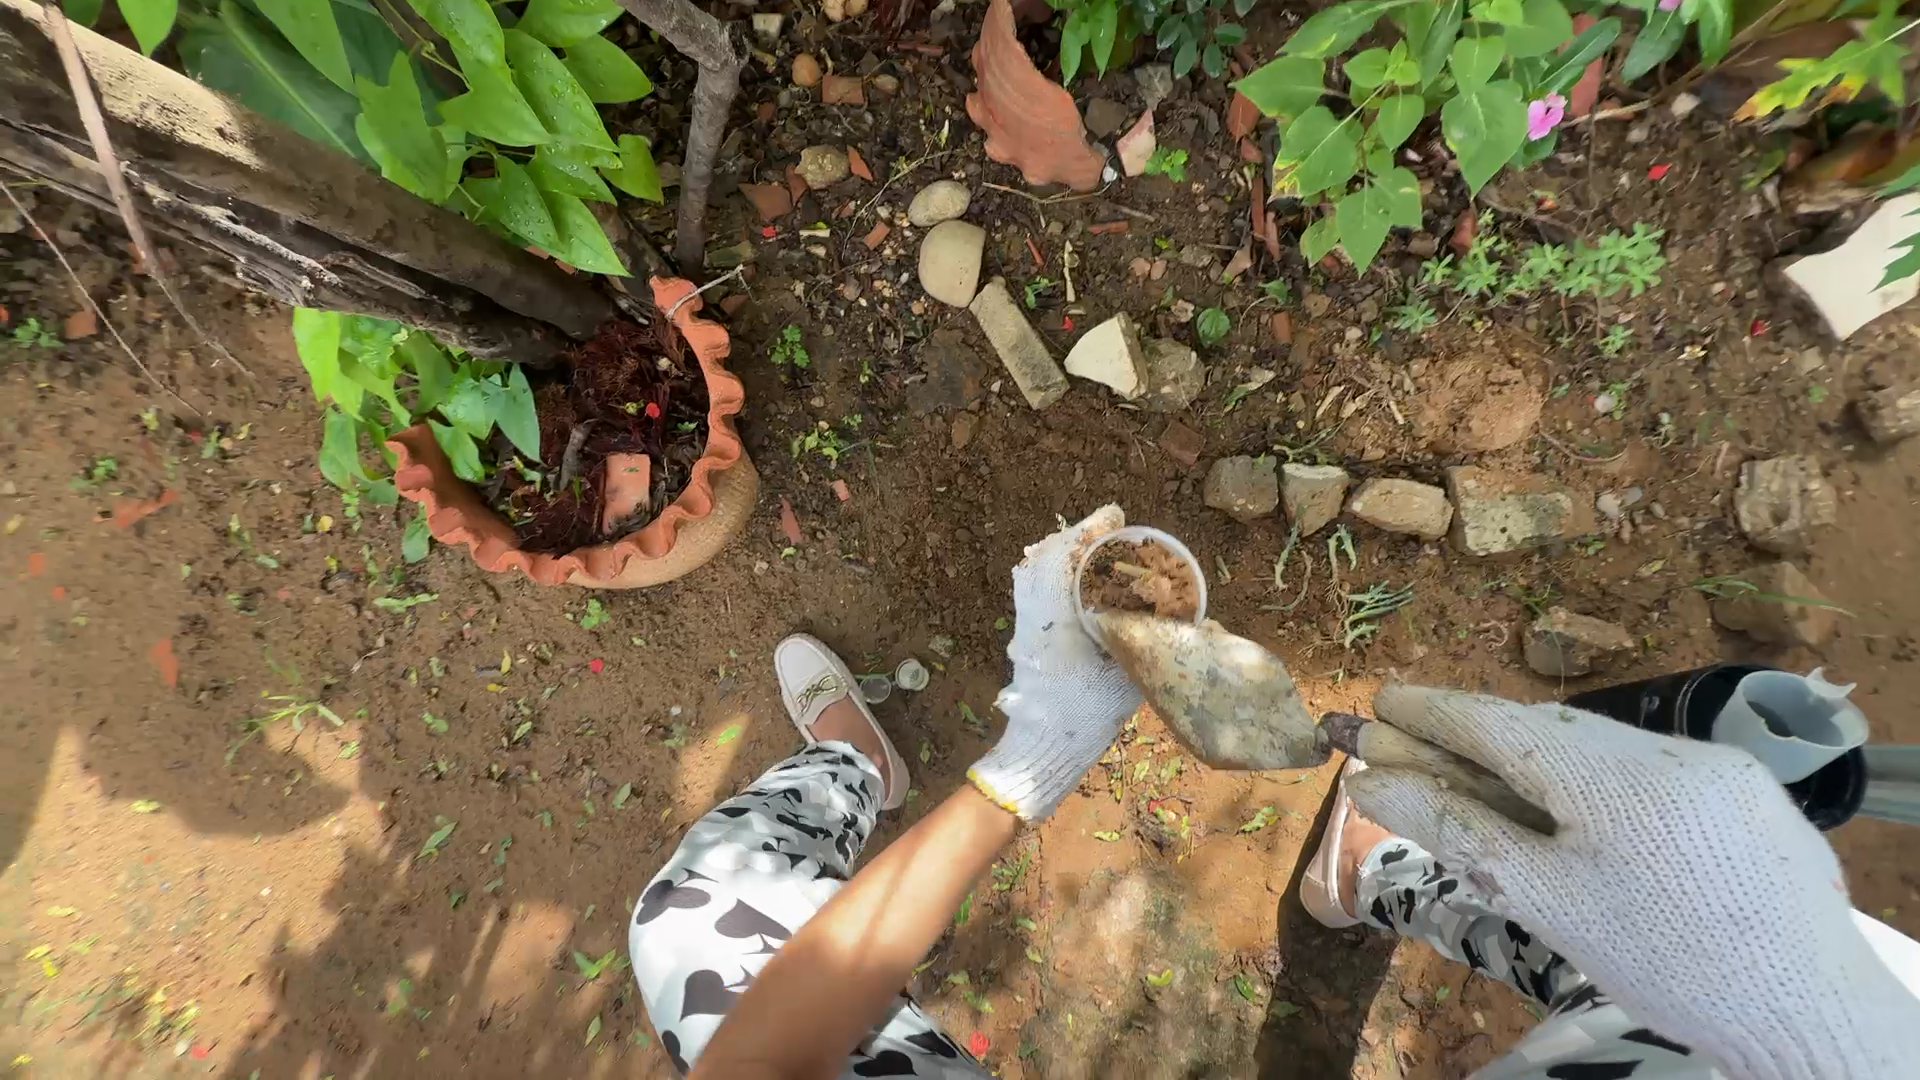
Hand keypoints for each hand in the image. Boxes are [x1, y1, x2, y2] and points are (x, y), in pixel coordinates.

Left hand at [968, 505, 1141, 820]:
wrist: (1045, 741)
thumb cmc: (1086, 709)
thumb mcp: (1127, 671)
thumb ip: (1150, 638)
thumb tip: (1190, 616)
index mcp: (1057, 609)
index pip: (1069, 552)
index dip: (1092, 529)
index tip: (1114, 517)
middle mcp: (1033, 604)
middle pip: (1050, 552)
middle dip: (1080, 537)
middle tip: (1110, 532)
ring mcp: (1023, 615)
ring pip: (1038, 567)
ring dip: (1065, 553)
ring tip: (1095, 550)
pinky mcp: (1022, 626)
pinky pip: (1032, 585)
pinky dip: (1051, 571)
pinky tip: (1076, 578)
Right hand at [1350, 685, 1919, 1079]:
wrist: (1818, 1029)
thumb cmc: (1661, 964)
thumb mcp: (1539, 899)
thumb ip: (1450, 825)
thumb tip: (1365, 780)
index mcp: (1621, 781)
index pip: (1499, 723)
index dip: (1430, 709)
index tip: (1380, 700)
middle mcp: (1673, 752)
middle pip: (1539, 728)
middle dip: (1470, 735)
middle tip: (1415, 746)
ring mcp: (1717, 765)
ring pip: (1584, 741)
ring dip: (1522, 752)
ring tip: (1481, 779)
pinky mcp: (1742, 788)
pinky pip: (1631, 760)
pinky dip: (1576, 769)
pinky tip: (1564, 807)